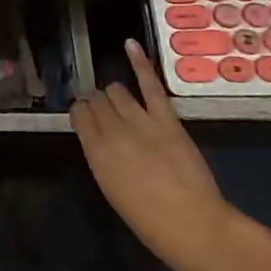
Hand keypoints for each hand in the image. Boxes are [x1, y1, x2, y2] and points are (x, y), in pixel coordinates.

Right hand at [72, 40, 239, 270]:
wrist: (192, 225)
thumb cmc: (146, 217)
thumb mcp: (110, 186)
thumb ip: (101, 155)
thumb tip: (98, 135)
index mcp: (93, 150)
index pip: (78, 114)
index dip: (82, 113)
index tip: (88, 119)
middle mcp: (111, 130)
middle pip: (96, 100)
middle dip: (98, 104)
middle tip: (108, 116)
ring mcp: (139, 121)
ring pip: (116, 91)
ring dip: (115, 95)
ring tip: (121, 104)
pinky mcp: (167, 119)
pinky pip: (149, 85)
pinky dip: (139, 63)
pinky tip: (129, 45)